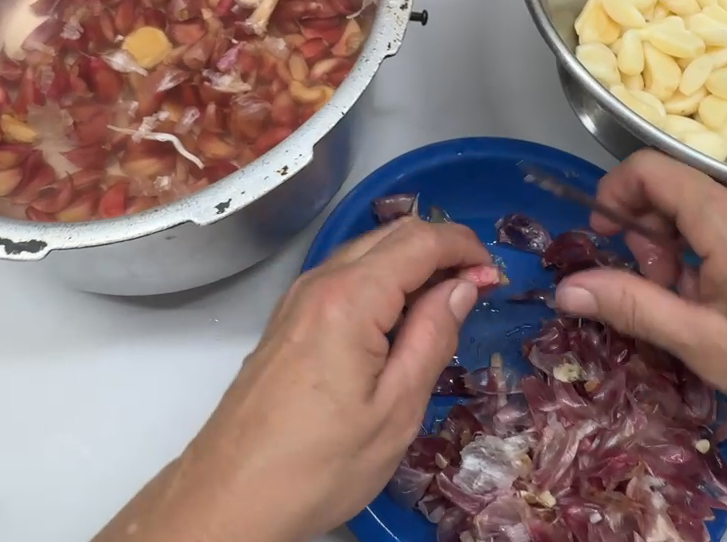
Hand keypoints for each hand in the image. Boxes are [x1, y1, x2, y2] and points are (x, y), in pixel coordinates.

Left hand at [94, 216, 494, 541]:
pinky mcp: (291, 313)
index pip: (419, 240)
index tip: (495, 274)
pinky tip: (399, 317)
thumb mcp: (395, 410)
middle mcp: (321, 279)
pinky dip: (382, 278)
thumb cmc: (318, 463)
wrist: (232, 492)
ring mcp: (300, 294)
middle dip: (441, 248)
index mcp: (351, 297)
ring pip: (367, 250)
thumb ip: (433, 337)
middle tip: (477, 286)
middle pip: (392, 234)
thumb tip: (463, 285)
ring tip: (445, 304)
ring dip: (411, 261)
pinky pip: (345, 274)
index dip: (463, 246)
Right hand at [551, 150, 726, 471]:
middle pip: (679, 188)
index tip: (606, 239)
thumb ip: (632, 306)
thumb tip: (566, 288)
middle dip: (648, 231)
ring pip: (712, 211)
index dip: (615, 194)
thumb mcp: (708, 347)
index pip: (650, 168)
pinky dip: (721, 254)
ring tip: (698, 310)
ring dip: (684, 248)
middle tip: (656, 290)